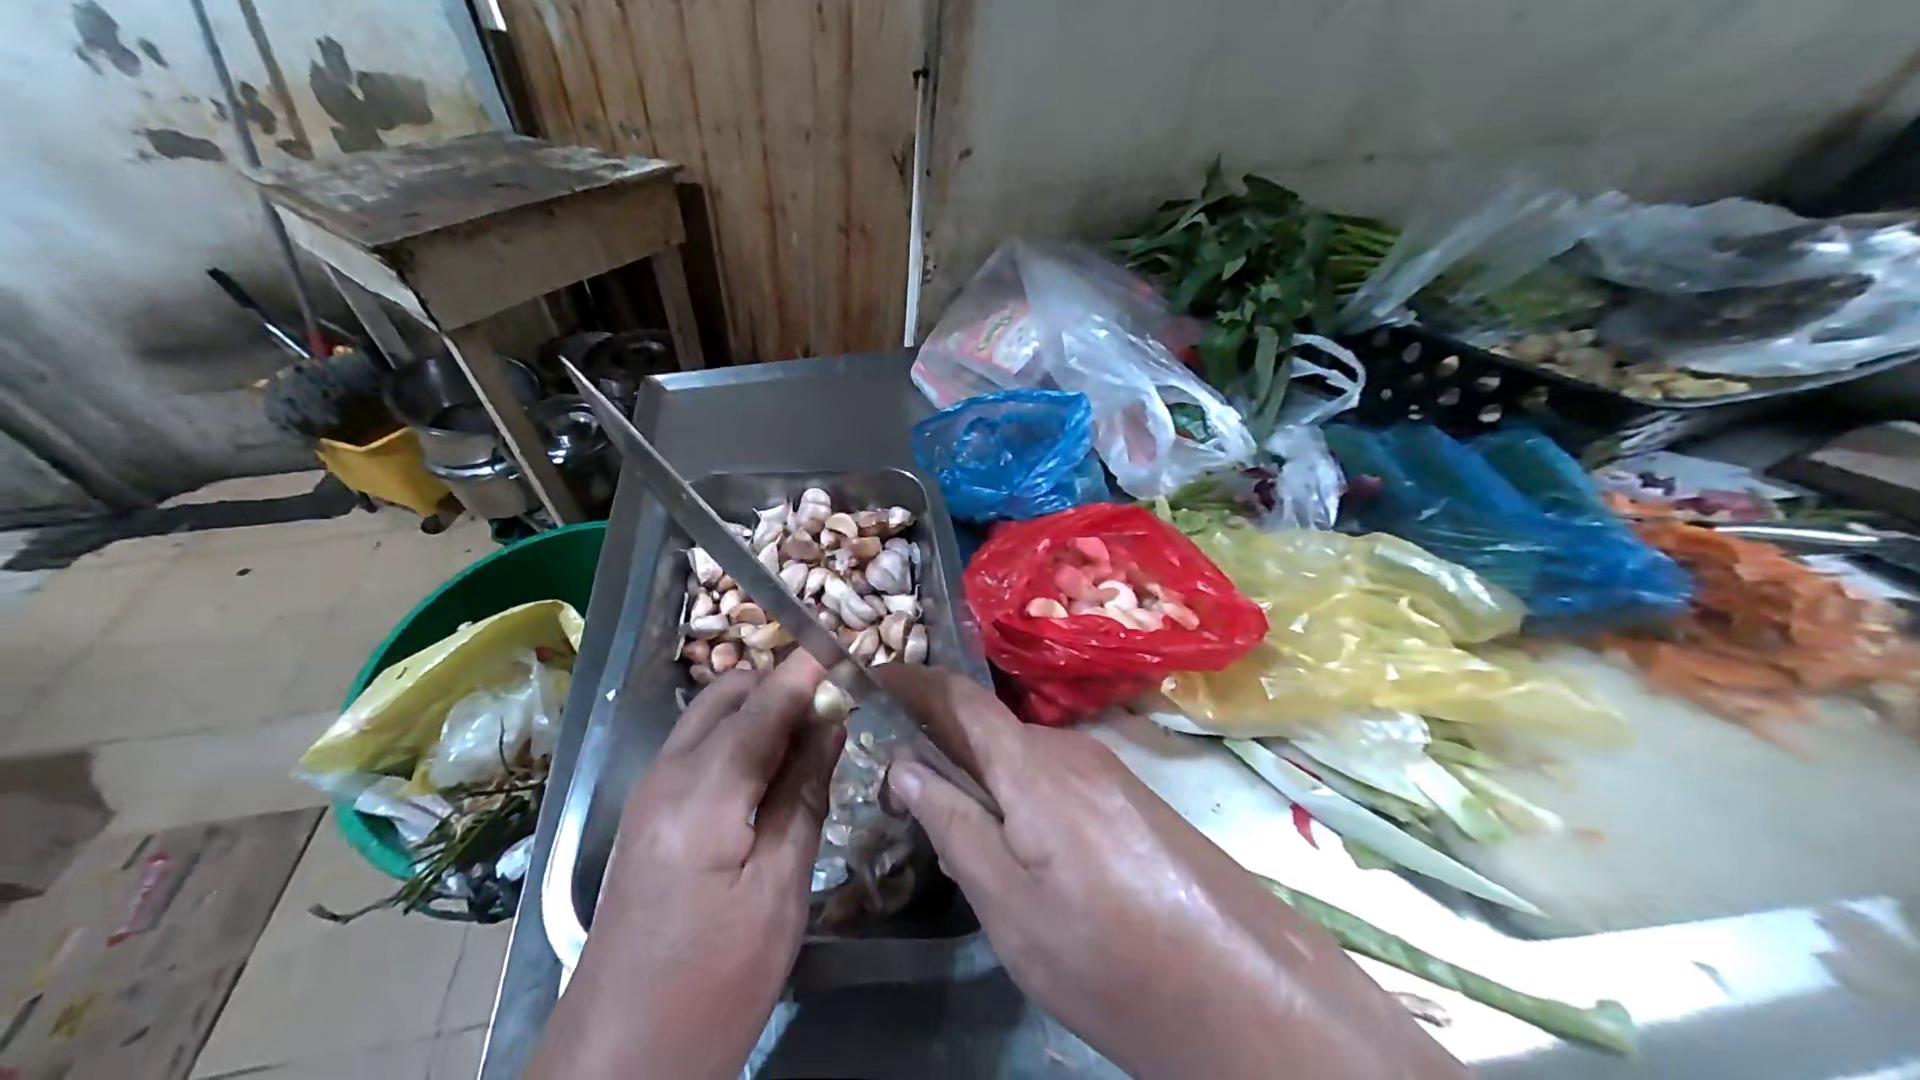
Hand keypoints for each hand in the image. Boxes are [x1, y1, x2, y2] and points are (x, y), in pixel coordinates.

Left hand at [529, 653, 842, 1079]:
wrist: (621, 1058)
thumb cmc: (716, 980)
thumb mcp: (780, 889)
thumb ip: (805, 793)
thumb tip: (830, 723)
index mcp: (703, 792)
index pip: (765, 703)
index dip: (809, 668)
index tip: (849, 645)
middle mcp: (667, 775)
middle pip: (729, 693)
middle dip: (783, 683)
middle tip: (837, 705)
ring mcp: (650, 793)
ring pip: (711, 715)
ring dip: (762, 708)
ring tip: (815, 734)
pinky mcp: (648, 815)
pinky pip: (700, 746)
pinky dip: (741, 737)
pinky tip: (775, 769)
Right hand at [874, 665, 1463, 1079]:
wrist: (1236, 989)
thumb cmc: (1102, 951)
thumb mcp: (1006, 901)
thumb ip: (952, 822)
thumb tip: (904, 762)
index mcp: (1032, 766)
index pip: (960, 700)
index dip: (914, 682)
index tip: (874, 678)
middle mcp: (1071, 750)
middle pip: (990, 731)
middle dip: (942, 749)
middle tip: (904, 798)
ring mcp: (1106, 772)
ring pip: (1023, 760)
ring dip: (983, 781)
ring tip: (961, 840)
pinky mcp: (1128, 799)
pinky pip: (1055, 780)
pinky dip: (1020, 798)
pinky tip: (1022, 854)